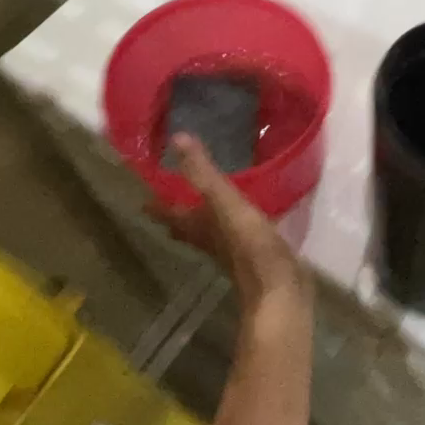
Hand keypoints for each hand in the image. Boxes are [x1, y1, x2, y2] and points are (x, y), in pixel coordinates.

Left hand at [154, 134, 311, 314]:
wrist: (279, 286)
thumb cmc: (248, 244)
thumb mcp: (224, 202)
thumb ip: (203, 173)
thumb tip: (177, 137)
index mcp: (198, 227)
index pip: (168, 214)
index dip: (156, 206)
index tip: (144, 198)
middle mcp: (210, 240)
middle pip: (186, 228)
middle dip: (177, 214)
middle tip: (172, 198)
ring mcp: (233, 249)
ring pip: (210, 233)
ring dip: (205, 221)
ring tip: (207, 203)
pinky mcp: (255, 253)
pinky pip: (237, 234)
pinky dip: (234, 224)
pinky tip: (246, 216)